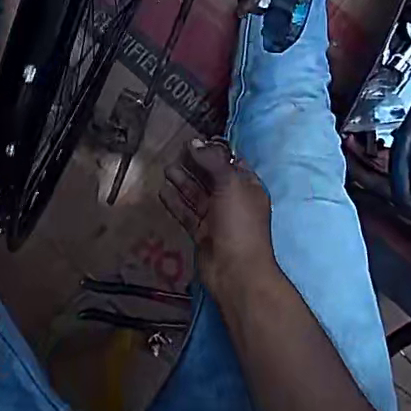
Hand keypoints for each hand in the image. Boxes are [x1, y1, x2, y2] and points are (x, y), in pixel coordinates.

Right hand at [160, 139, 277, 293]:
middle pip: (210, 177)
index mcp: (247, 188)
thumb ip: (211, 161)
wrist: (236, 271)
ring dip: (182, 181)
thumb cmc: (240, 223)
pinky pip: (186, 212)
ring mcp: (216, 218)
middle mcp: (233, 201)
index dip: (214, 151)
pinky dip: (174, 202)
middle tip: (175, 151)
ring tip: (166, 168)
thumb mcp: (230, 184)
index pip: (231, 163)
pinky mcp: (201, 232)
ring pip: (196, 194)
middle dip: (194, 164)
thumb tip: (194, 143)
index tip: (194, 140)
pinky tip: (162, 191)